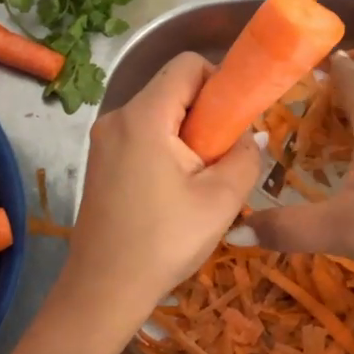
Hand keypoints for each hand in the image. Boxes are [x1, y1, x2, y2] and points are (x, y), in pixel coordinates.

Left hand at [59, 52, 262, 324]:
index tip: (235, 123)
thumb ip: (246, 157)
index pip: (187, 64)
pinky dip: (166, 151)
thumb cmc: (164, 242)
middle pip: (172, 89)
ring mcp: (103, 140)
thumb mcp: (221, 201)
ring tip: (199, 184)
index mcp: (144, 116)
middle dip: (206, 116)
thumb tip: (253, 135)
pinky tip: (174, 194)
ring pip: (159, 115)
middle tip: (220, 160)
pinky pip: (142, 137)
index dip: (220, 83)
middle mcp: (117, 117)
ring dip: (187, 138)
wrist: (104, 289)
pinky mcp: (100, 161)